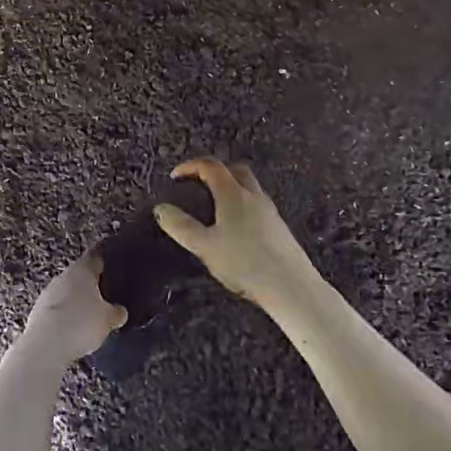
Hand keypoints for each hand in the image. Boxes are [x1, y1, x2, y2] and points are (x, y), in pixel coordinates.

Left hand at [21, 251, 127, 364]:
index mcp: (82, 270)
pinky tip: (73, 327)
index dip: (105, 256)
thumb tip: (120, 311)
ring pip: (67, 291)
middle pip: (80, 274)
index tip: (111, 255)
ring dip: (76, 299)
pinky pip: (57, 308)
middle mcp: (63, 276)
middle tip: (105, 291)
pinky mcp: (38, 311)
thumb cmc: (81, 324)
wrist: (45, 346)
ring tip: (90, 314)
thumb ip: (117, 312)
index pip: (96, 255)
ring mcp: (48, 293)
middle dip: (91, 282)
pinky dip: (65, 314)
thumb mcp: (109, 319)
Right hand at [154, 159, 325, 312]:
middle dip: (215, 170)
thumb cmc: (244, 263)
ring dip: (230, 186)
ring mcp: (269, 210)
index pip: (211, 167)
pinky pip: (257, 204)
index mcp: (233, 194)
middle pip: (235, 170)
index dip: (191, 166)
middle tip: (198, 183)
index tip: (176, 175)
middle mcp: (254, 196)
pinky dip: (242, 203)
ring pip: (249, 186)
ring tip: (214, 206)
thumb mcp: (204, 246)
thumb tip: (161, 208)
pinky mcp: (279, 226)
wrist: (290, 285)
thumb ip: (181, 226)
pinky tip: (236, 227)